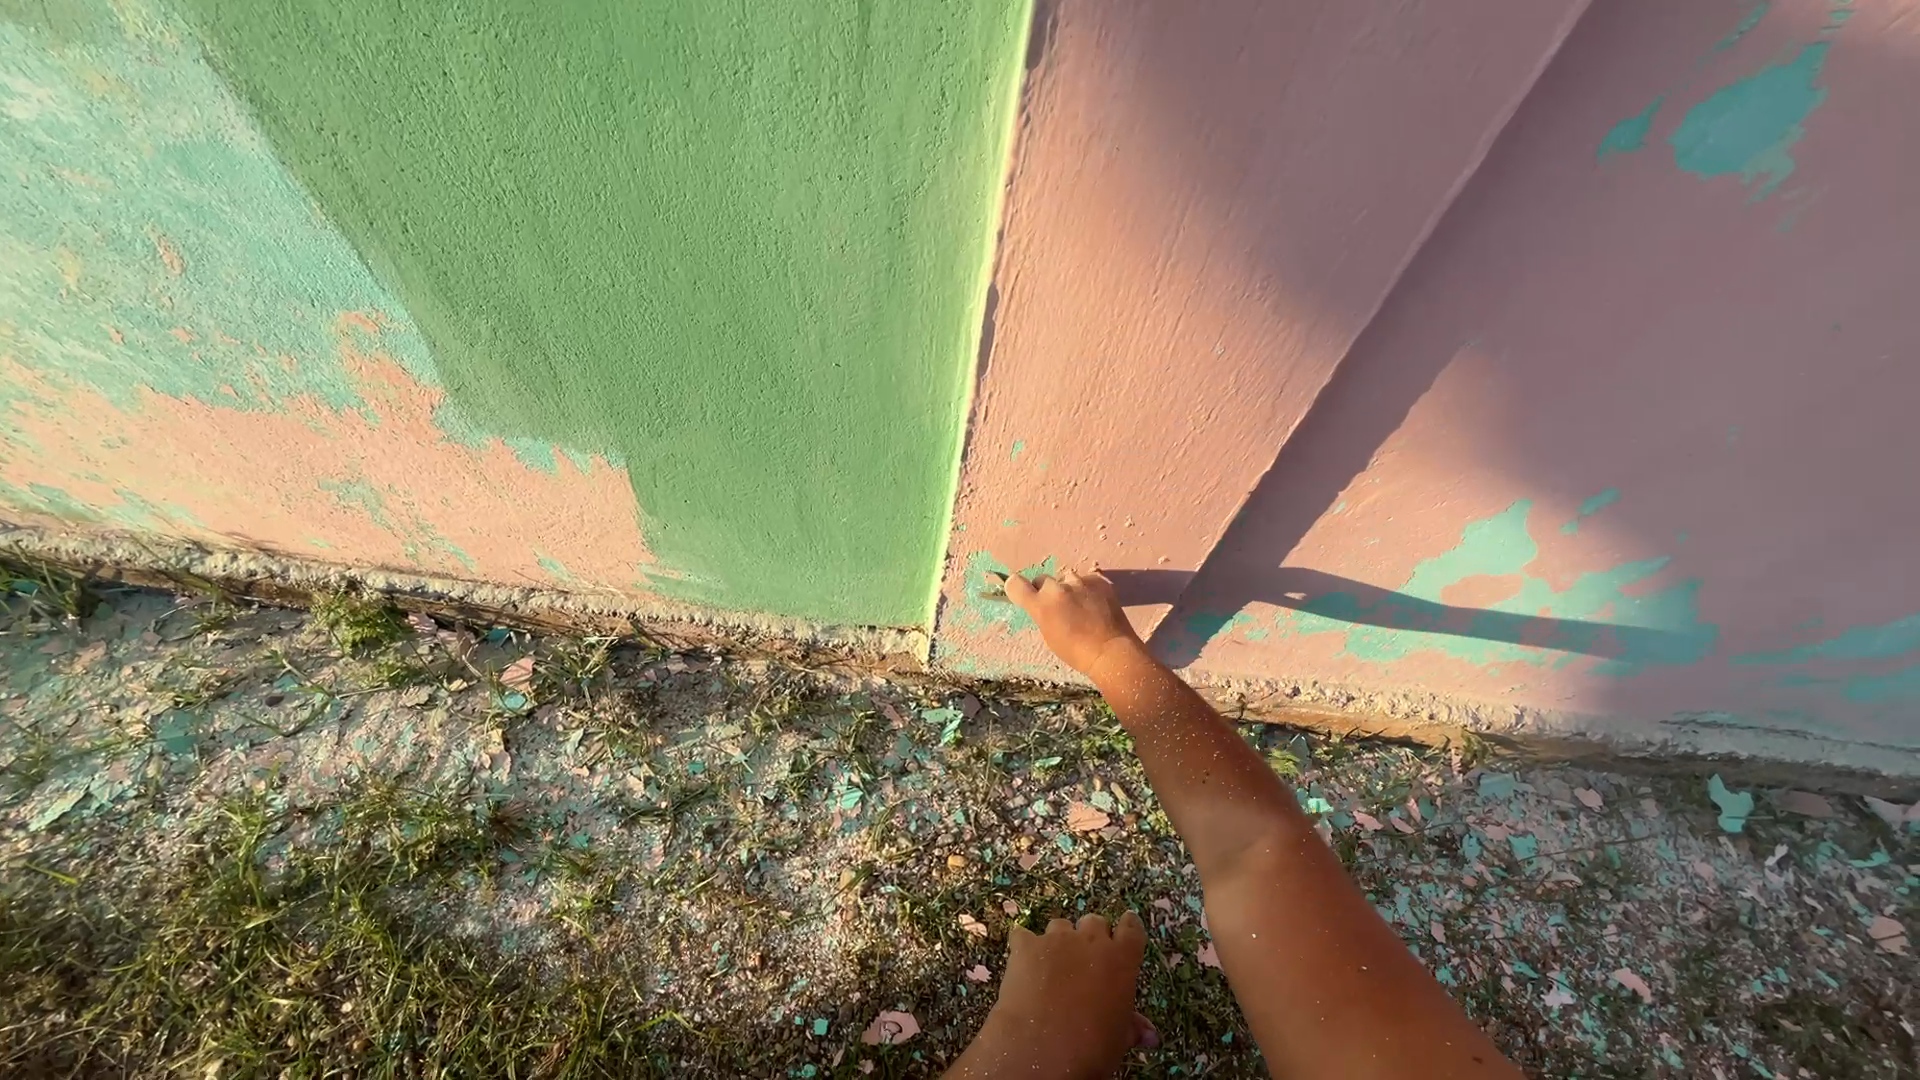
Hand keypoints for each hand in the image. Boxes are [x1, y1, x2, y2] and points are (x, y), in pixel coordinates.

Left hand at [945, 913, 1155, 1079]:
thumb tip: (1149, 1034)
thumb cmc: (1091, 1049)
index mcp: (1121, 960)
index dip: (1128, 926)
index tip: (1126, 926)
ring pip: (1060, 926)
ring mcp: (1056, 939)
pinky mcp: (1026, 944)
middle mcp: (1090, 940)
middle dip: (1092, 936)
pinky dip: (1025, 946)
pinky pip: (1024, 935)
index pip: (1131, 928)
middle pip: (1094, 922)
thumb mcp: (1118, 1040)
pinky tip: (1023, 964)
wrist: (1042, 1048)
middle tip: (1087, 960)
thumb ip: (1131, 1026)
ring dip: (1060, 941)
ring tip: (1054, 966)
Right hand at [1000, 567, 1141, 676]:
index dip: (1017, 588)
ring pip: (1066, 578)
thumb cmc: (1077, 652)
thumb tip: (1041, 604)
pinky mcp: (1098, 580)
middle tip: (1059, 607)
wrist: (1111, 650)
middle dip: (1046, 591)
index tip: (1023, 594)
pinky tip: (1095, 604)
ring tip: (1081, 605)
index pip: (1015, 583)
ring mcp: (1079, 582)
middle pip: (1042, 580)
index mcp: (1041, 605)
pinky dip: (1087, 589)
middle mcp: (1057, 588)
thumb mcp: (1049, 635)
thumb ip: (1041, 613)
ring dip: (1068, 588)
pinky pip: (1086, 580)